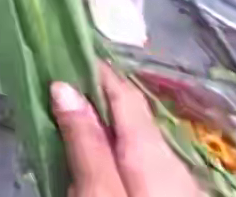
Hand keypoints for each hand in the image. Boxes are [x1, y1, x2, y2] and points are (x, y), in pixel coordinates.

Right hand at [52, 65, 202, 196]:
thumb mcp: (99, 194)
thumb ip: (84, 143)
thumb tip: (63, 85)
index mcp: (155, 151)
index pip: (123, 90)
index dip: (92, 67)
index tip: (57, 52)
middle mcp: (175, 163)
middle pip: (131, 116)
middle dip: (94, 100)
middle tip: (52, 93)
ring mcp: (182, 188)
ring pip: (137, 143)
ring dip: (103, 130)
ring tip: (67, 128)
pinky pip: (143, 167)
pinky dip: (116, 156)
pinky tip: (98, 165)